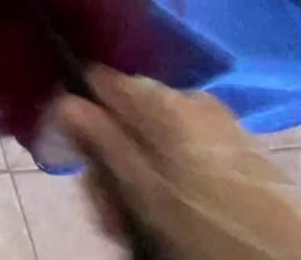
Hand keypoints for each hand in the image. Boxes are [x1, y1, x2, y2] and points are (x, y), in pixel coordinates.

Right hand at [52, 68, 300, 259]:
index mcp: (160, 99)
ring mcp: (218, 120)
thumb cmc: (208, 224)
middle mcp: (188, 96)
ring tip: (139, 212)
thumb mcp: (144, 192)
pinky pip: (184, 144)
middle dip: (107, 149)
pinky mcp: (239, 145)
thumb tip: (61, 98)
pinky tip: (173, 204)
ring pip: (153, 131)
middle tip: (109, 200)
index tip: (73, 150)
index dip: (77, 109)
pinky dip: (169, 170)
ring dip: (136, 165)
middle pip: (124, 109)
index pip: (95, 77)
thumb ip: (100, 140)